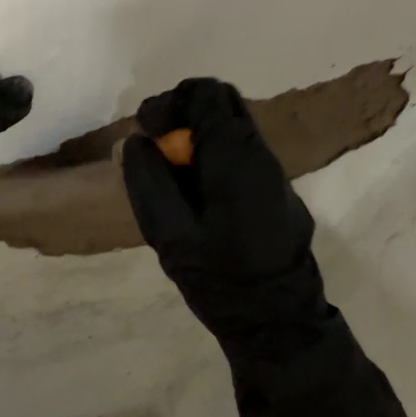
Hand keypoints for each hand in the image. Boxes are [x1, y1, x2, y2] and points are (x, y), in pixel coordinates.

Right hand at [120, 78, 408, 416]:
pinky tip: (198, 194)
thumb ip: (148, 181)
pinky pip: (243, 153)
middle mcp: (260, 153)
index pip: (204, 94)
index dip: (168, 103)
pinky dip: (215, 155)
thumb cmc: (221, 280)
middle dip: (183, 113)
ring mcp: (275, 171)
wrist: (280, 322)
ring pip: (234, 127)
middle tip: (157, 146)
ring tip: (172, 174)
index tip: (146, 133)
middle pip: (222, 102)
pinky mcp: (278, 190)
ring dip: (199, 136)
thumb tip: (135, 141)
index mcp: (235, 157)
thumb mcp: (168, 235)